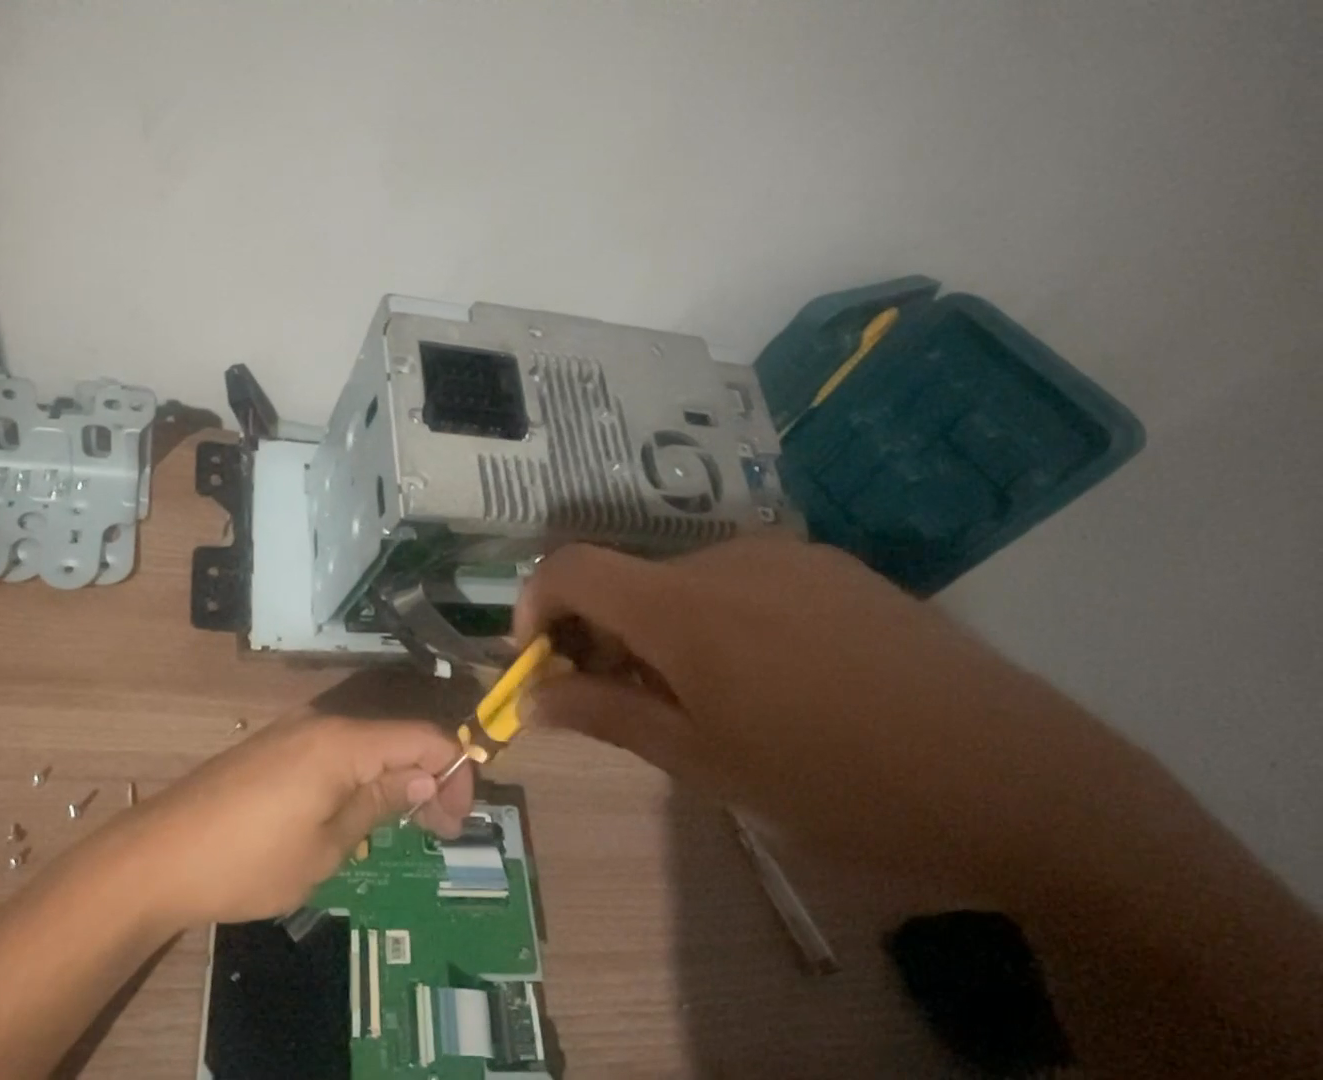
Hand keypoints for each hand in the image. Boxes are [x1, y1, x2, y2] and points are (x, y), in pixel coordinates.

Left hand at [99, 715, 473, 926]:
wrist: (156, 857)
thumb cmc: (247, 861)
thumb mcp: (326, 847)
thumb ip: (377, 804)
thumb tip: (422, 778)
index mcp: (341, 742)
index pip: (422, 737)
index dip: (453, 772)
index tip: (457, 821)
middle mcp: (320, 723)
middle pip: (395, 737)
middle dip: (426, 778)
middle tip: (436, 832)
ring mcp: (291, 733)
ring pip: (364, 745)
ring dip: (392, 780)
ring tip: (401, 828)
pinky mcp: (270, 749)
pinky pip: (332, 753)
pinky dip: (358, 778)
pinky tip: (355, 815)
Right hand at [515, 538, 1157, 891]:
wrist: (1018, 780)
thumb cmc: (835, 784)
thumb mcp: (704, 763)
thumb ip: (608, 717)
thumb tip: (534, 699)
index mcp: (683, 604)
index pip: (569, 567)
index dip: (533, 607)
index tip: (542, 663)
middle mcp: (727, 557)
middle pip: (629, 579)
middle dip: (605, 636)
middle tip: (627, 707)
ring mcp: (792, 556)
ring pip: (687, 584)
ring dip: (665, 632)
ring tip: (706, 704)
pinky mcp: (841, 569)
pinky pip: (746, 583)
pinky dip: (721, 622)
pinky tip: (773, 684)